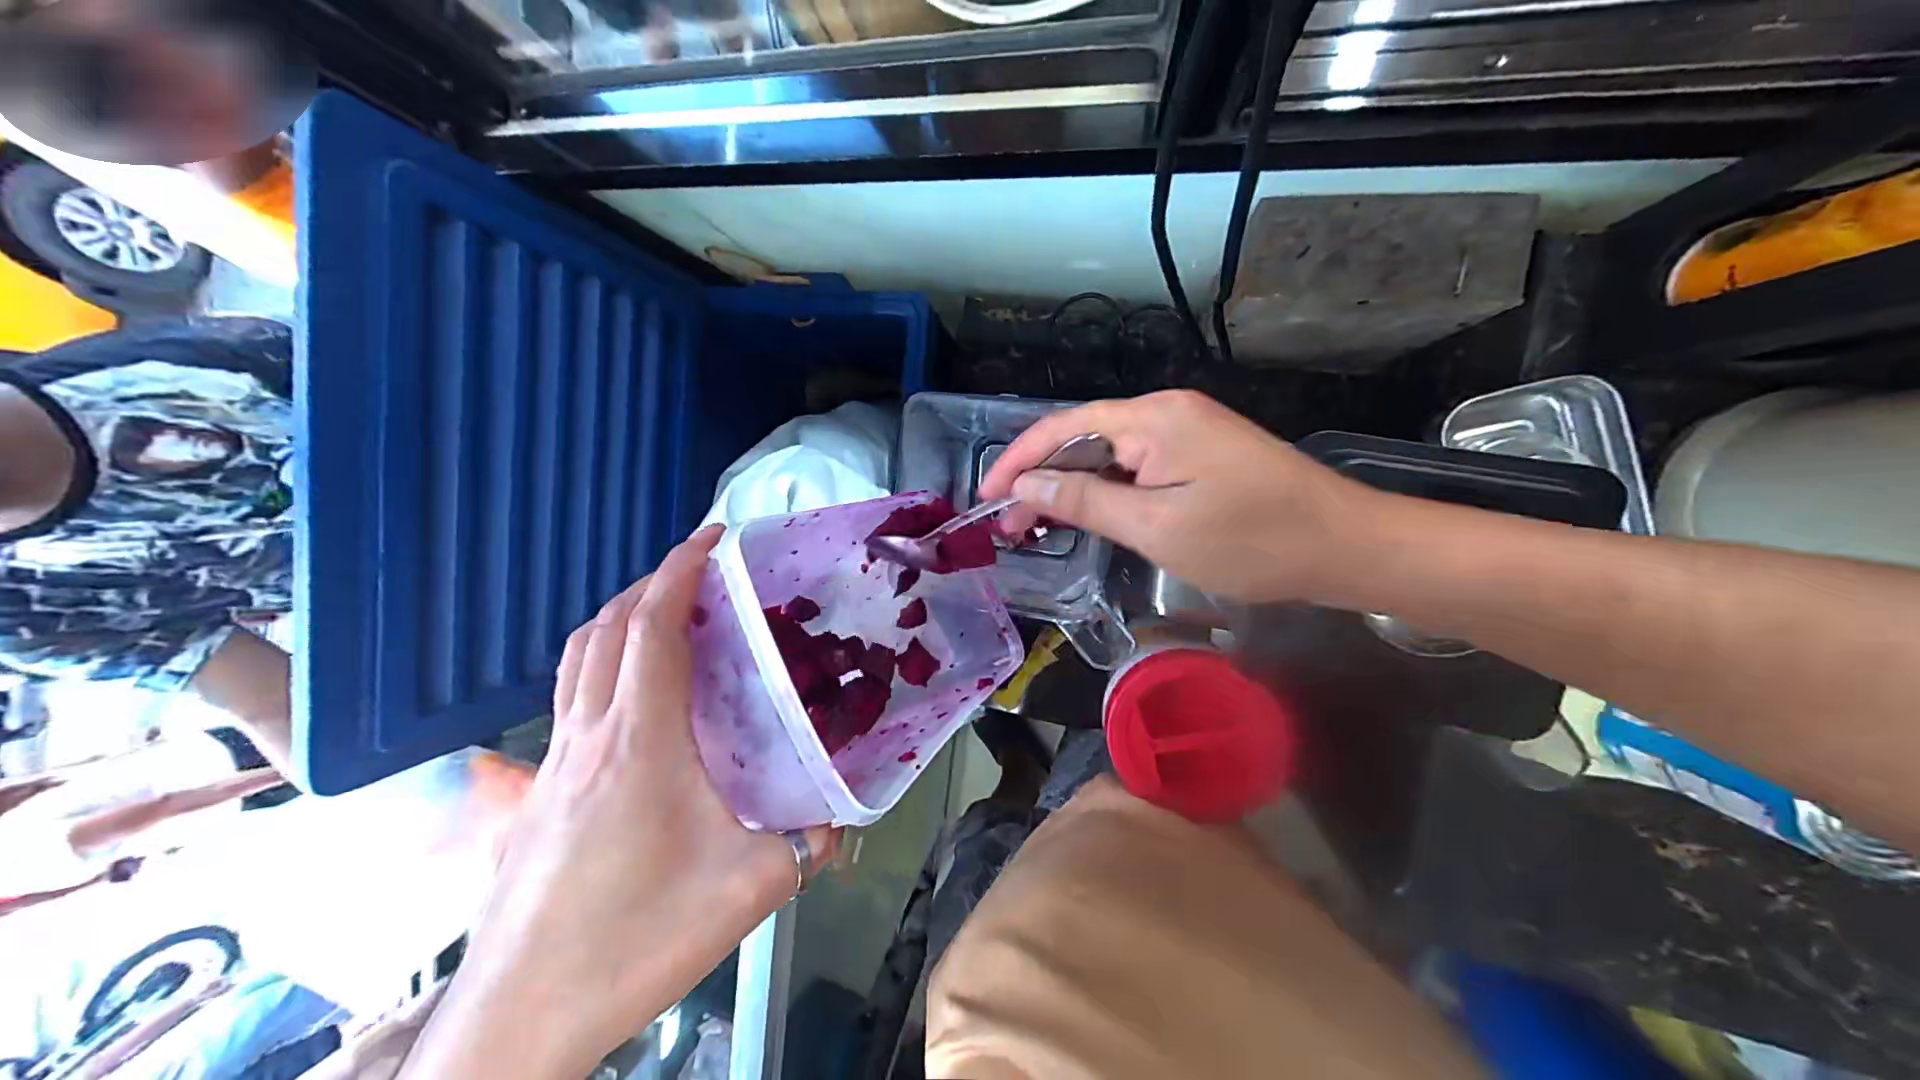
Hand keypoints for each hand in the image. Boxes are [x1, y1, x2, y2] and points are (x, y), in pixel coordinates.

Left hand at [400, 525, 839, 1079]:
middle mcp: (589, 735)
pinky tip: (632, 698)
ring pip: (577, 658)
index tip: (713, 538)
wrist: (522, 1016)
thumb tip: (837, 822)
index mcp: (641, 741)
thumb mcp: (748, 889)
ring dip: (620, 618)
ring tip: (666, 617)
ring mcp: (554, 762)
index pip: (653, 627)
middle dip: (653, 583)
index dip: (681, 570)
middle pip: (607, 627)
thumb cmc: (637, 939)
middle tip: (702, 575)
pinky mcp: (539, 792)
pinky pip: (570, 697)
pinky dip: (600, 663)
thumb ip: (804, 846)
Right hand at [978, 390, 1377, 604]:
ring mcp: (1186, 429)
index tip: (986, 499)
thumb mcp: (1155, 527)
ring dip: (1071, 487)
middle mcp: (1165, 411)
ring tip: (1036, 526)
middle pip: (1083, 437)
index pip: (1064, 428)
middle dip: (1041, 480)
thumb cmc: (1250, 541)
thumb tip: (1026, 486)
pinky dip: (1106, 489)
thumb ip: (1084, 501)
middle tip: (1009, 526)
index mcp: (1153, 419)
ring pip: (1108, 453)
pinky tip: (1087, 514)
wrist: (1344, 545)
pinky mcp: (1199, 451)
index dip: (1018, 463)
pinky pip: (1137, 464)